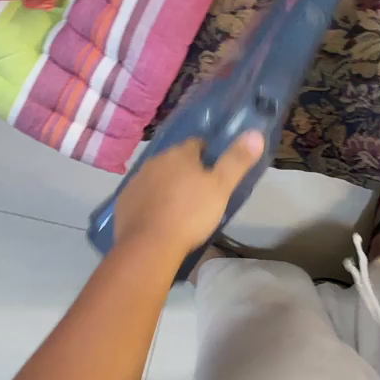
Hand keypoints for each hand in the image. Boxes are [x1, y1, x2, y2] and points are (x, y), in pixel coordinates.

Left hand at [113, 133, 264, 261]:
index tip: (216, 173)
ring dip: (168, 186)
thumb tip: (256, 133)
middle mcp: (154, 161)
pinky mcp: (124, 201)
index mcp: (179, 154)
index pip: (197, 144)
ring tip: (181, 208)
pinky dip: (152, 202)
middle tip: (202, 193)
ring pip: (158, 177)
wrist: (149, 245)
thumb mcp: (221, 188)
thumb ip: (237, 160)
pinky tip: (160, 219)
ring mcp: (136, 181)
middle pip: (176, 160)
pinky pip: (142, 196)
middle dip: (187, 171)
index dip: (209, 156)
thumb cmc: (190, 213)